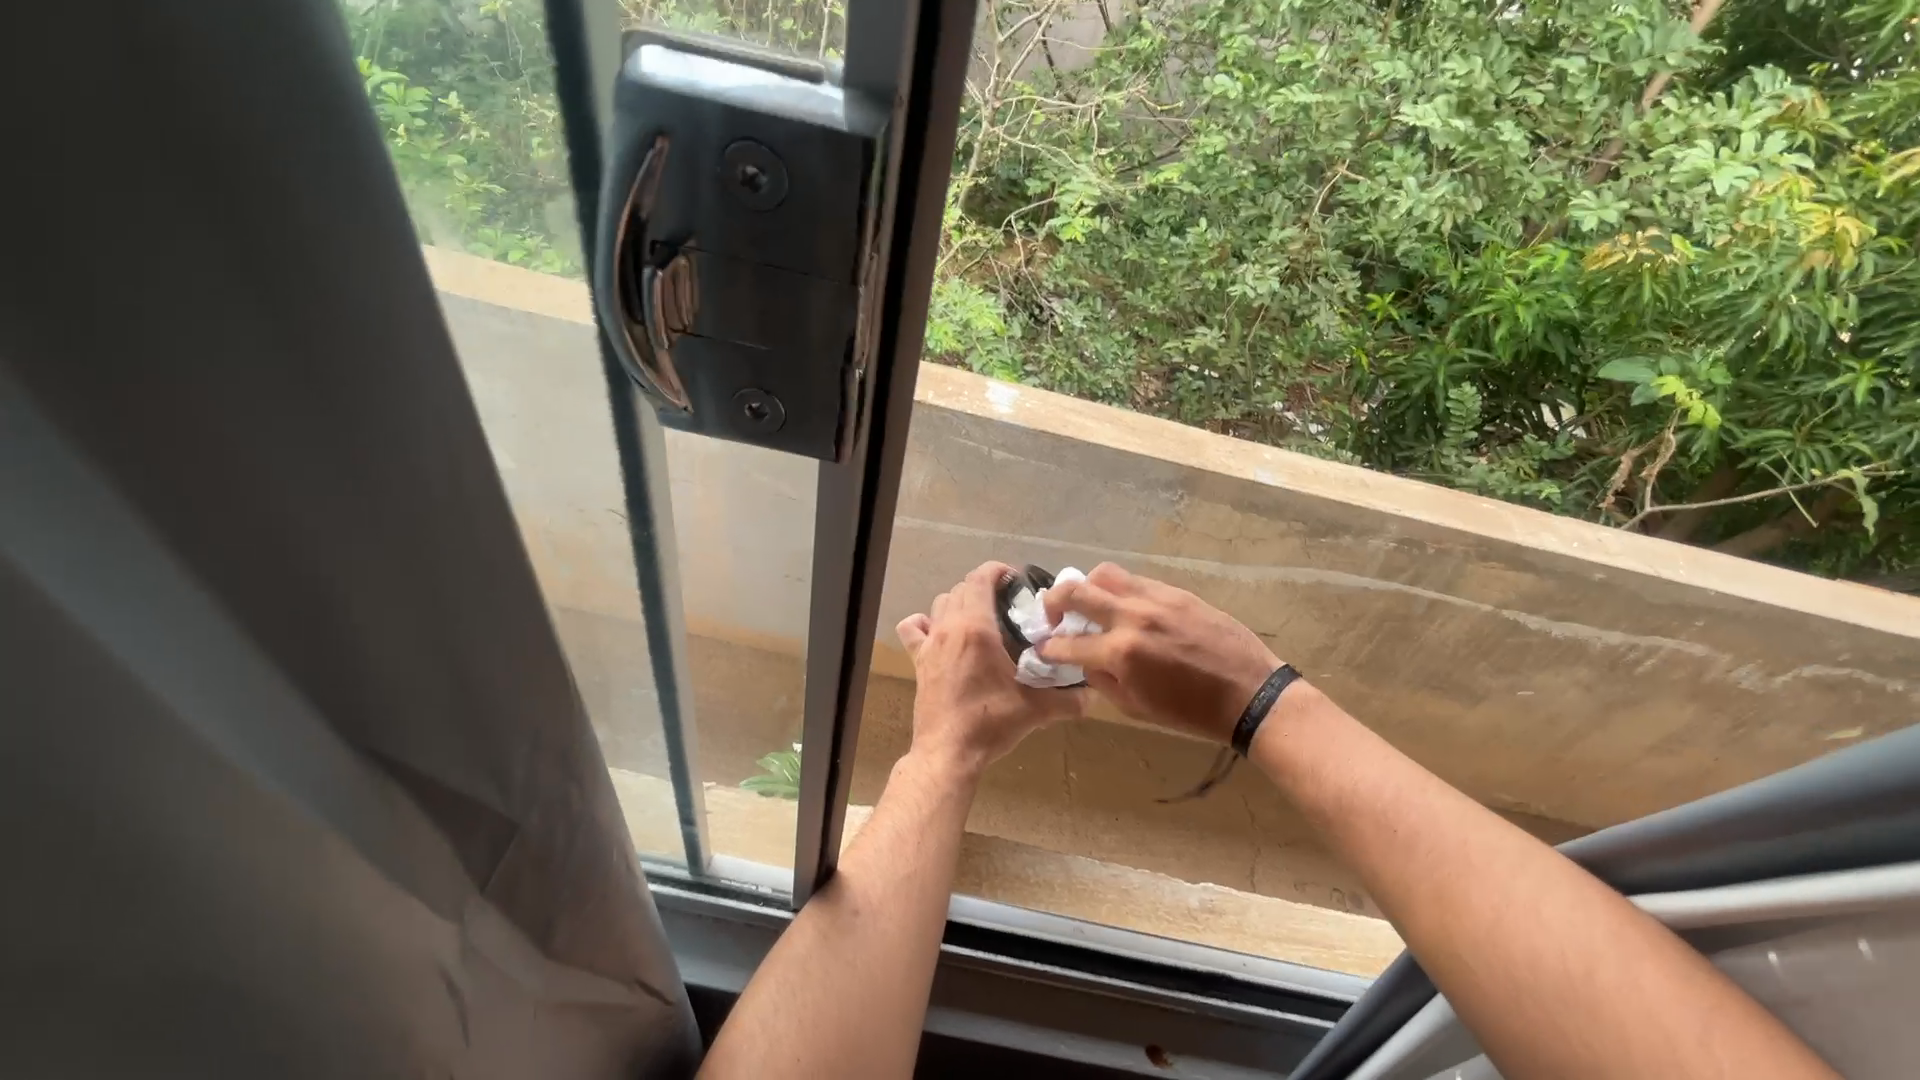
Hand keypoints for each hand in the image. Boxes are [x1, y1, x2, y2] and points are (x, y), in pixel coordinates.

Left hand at [896, 561, 1088, 778]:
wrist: (949, 752)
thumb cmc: (991, 723)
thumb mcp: (1037, 709)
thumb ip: (1070, 699)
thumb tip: (1094, 695)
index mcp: (976, 628)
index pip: (980, 578)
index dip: (998, 571)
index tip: (1015, 580)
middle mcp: (949, 627)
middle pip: (962, 589)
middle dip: (984, 589)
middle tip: (1007, 605)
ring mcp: (930, 643)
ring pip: (940, 604)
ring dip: (960, 603)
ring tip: (981, 618)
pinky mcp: (918, 661)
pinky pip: (914, 629)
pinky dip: (925, 623)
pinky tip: (939, 633)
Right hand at [1037, 563, 1279, 743]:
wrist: (1248, 693)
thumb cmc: (1190, 712)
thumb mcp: (1135, 708)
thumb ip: (1102, 680)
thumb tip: (1084, 660)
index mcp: (1120, 653)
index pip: (1067, 644)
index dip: (1049, 648)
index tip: (1043, 648)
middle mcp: (1132, 617)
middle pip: (1075, 591)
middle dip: (1053, 602)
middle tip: (1052, 615)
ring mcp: (1155, 599)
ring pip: (1104, 574)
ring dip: (1086, 587)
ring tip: (1088, 603)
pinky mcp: (1176, 592)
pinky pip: (1136, 580)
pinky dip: (1119, 590)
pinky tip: (1124, 607)